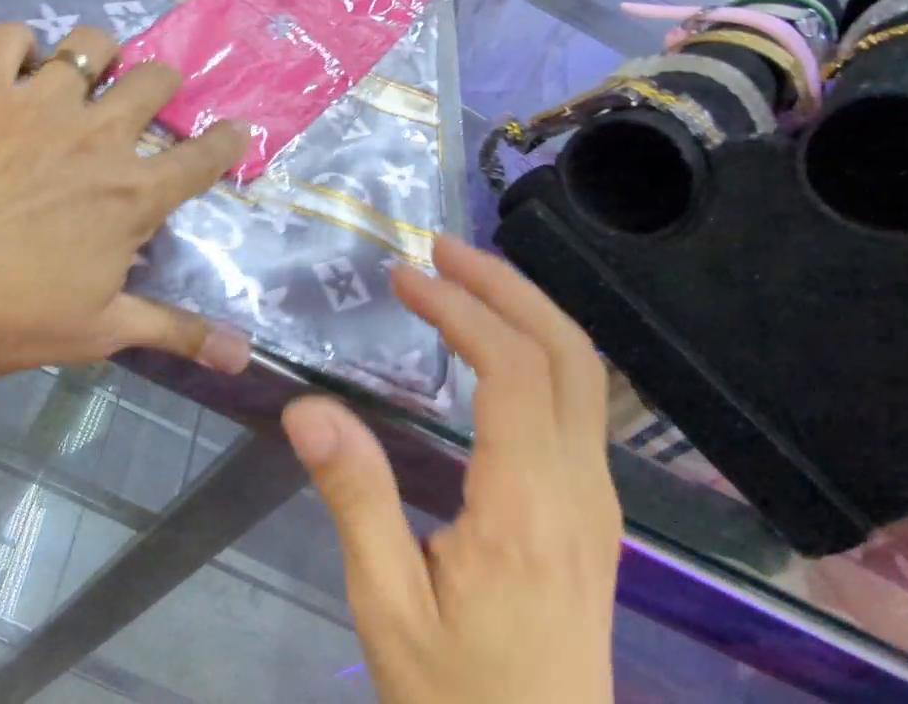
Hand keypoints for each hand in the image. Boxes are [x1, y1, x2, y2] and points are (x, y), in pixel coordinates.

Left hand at [0, 23, 251, 378]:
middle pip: (154, 82)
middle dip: (165, 84)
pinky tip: (16, 63)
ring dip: (100, 53)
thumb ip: (174, 332)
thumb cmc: (5, 314)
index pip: (202, 158)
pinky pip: (11, 38)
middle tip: (151, 99)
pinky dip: (19, 44)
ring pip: (89, 44)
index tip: (236, 130)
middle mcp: (98, 136)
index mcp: (132, 194)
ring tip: (90, 68)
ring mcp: (39, 103)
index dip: (227, 141)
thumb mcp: (98, 332)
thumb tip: (244, 358)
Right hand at [282, 235, 621, 703]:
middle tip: (442, 248)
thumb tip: (309, 408)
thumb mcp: (388, 606)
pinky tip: (493, 346)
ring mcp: (598, 501)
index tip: (405, 277)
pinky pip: (578, 404)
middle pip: (569, 354)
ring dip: (527, 311)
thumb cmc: (459, 693)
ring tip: (464, 278)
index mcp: (529, 508)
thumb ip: (356, 500)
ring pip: (584, 375)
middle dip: (507, 286)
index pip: (512, 371)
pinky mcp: (593, 514)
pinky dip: (537, 349)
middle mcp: (581, 491)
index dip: (461, 309)